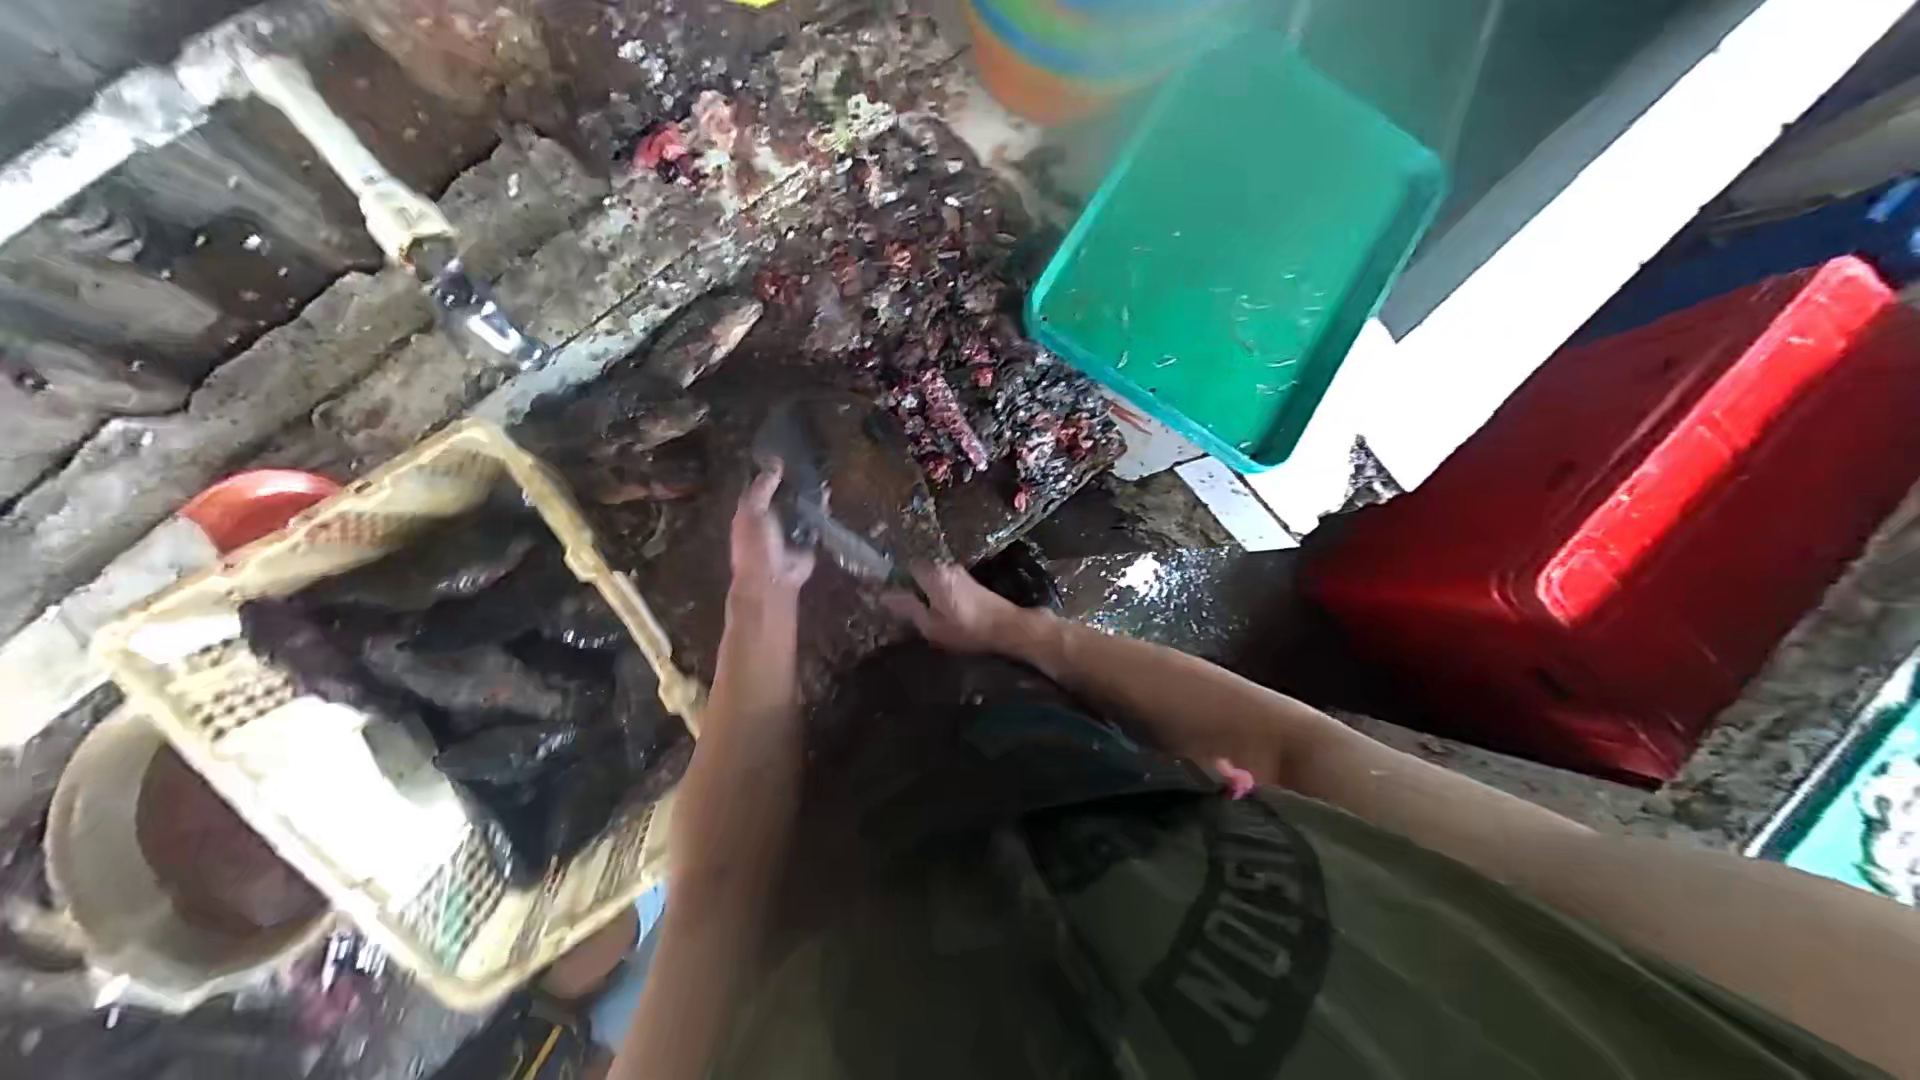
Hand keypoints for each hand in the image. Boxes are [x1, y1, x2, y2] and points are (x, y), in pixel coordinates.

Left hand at [730, 460, 814, 604]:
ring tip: (822, 479)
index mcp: (753, 511)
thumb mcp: (752, 510)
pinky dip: (822, 512)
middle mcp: (772, 518)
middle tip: (810, 466)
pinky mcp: (808, 539)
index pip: (763, 486)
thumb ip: (762, 487)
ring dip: (812, 496)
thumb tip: (774, 462)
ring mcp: (791, 530)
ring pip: (803, 507)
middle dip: (797, 483)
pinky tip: (827, 498)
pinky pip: (816, 522)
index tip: (786, 455)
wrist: (772, 579)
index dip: (773, 471)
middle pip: (786, 495)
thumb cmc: (755, 544)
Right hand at [883, 561, 1031, 654]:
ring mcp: (960, 573)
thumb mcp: (931, 625)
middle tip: (908, 611)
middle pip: (919, 572)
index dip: (896, 581)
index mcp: (934, 574)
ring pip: (932, 578)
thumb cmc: (967, 629)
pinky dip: (939, 595)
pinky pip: (945, 584)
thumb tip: (884, 596)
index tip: (891, 597)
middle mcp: (946, 567)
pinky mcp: (970, 582)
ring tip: (926, 615)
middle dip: (911, 588)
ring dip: (927, 593)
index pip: (906, 567)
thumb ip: (908, 608)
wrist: (1007, 628)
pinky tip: (943, 613)